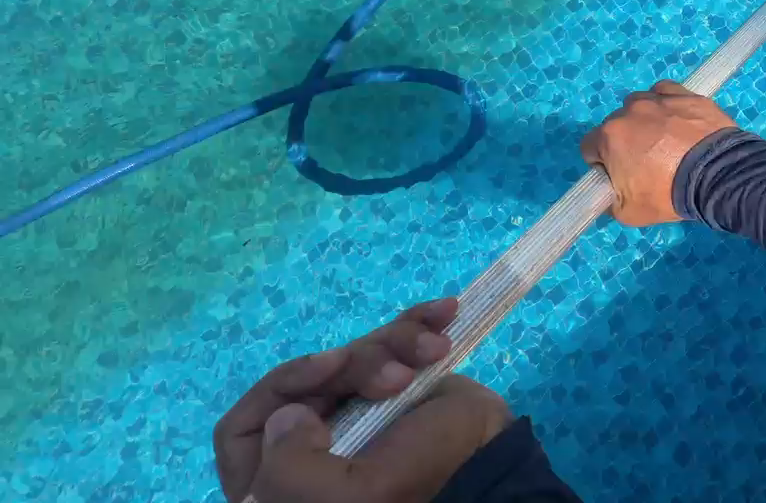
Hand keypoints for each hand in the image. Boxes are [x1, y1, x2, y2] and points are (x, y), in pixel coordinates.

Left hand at [213, 298, 509, 502]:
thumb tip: (288, 415)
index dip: (285, 384)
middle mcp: (315, 438)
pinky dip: (422, 320)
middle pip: (315, 376)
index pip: (244, 424)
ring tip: (436, 350)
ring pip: (360, 351)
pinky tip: (446, 312)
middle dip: (363, 361)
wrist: (489, 459)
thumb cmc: (418, 481)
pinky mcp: (402, 379)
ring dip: (401, 340)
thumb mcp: (344, 494)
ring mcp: (360, 406)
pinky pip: (398, 337)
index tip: (333, 365)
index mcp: (283, 477)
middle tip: (401, 376)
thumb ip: (288, 468)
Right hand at [580, 79, 737, 225]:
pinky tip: (678, 117)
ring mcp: (661, 99)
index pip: (591, 147)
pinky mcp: (688, 95)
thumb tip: (609, 194)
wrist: (718, 175)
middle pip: (618, 124)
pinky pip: (668, 92)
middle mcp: (631, 111)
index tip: (620, 173)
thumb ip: (610, 200)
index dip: (603, 162)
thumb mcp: (628, 212)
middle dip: (626, 140)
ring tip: (666, 138)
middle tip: (647, 160)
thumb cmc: (668, 194)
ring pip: (642, 104)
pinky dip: (668, 102)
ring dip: (646, 118)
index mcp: (610, 136)